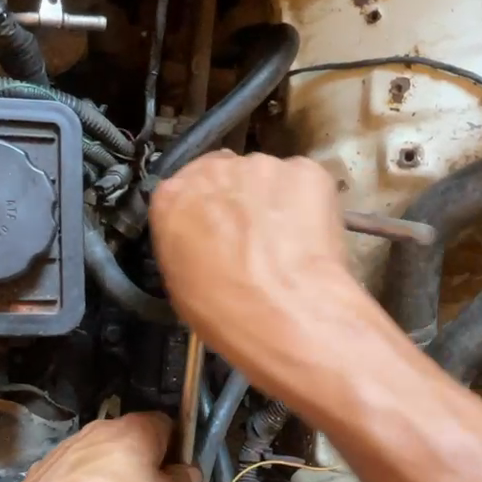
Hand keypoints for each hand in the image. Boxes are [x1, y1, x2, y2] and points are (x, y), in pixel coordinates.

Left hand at [0, 412, 194, 481]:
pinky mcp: (45, 471)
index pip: (169, 425)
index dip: (181, 453)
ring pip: (108, 464)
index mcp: (134, 429)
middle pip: (137, 447)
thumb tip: (187, 473)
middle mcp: (100, 429)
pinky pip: (81, 480)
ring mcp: (68, 448)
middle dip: (153, 476)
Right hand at [149, 152, 375, 389]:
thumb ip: (185, 245)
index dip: (203, 214)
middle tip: (252, 241)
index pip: (183, 192)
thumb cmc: (227, 308)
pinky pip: (306, 183)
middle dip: (238, 204)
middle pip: (226, 178)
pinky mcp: (304, 173)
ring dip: (273, 204)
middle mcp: (214, 172)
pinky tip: (307, 238)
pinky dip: (309, 204)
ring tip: (284, 246)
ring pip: (267, 179)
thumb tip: (200, 246)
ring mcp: (261, 168)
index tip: (214, 231)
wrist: (283, 312)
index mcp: (173, 198)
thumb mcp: (180, 284)